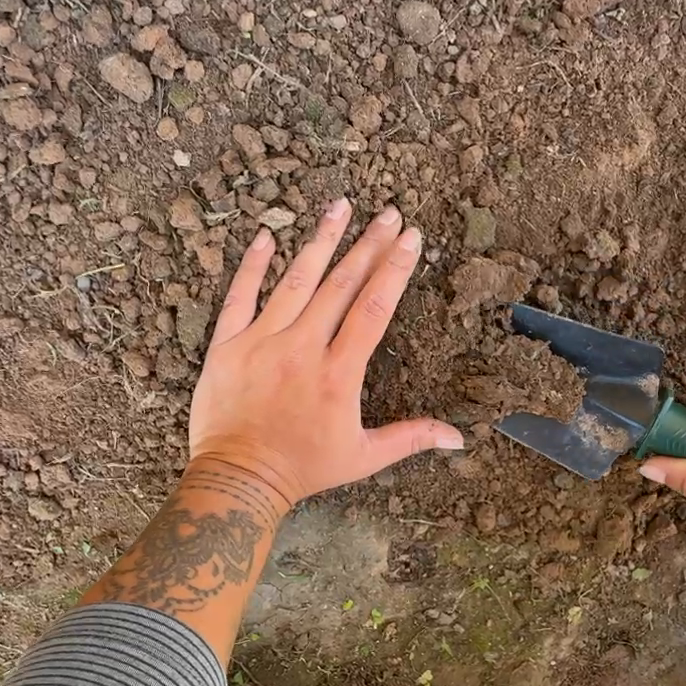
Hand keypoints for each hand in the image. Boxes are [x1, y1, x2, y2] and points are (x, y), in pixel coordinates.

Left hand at [188, 198, 464, 507]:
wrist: (239, 479)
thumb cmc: (303, 469)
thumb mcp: (363, 457)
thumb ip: (410, 438)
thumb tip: (458, 438)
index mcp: (339, 373)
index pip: (374, 308)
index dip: (394, 269)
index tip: (410, 237)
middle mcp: (303, 348)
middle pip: (341, 285)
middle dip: (368, 245)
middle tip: (388, 212)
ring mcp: (262, 342)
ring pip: (295, 281)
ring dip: (321, 241)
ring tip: (340, 206)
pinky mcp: (227, 345)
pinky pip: (240, 297)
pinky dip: (252, 265)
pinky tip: (267, 236)